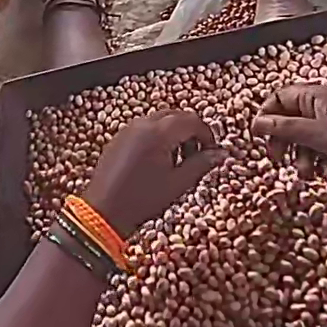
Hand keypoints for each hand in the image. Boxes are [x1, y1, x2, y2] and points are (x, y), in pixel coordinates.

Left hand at [81, 111, 225, 235]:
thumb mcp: (179, 183)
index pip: (191, 120)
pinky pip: (144, 128)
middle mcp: (142, 124)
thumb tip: (221, 153)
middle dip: (190, 132)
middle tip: (196, 155)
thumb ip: (201, 164)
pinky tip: (158, 161)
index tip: (211, 152)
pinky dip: (157, 136)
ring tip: (177, 162)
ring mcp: (128, 129)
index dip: (207, 134)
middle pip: (175, 116)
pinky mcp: (119, 137)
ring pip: (159, 120)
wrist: (104, 210)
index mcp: (159, 133)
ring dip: (174, 134)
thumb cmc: (143, 199)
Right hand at [250, 85, 326, 188]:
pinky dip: (319, 163)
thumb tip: (256, 123)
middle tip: (277, 159)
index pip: (280, 97)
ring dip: (300, 156)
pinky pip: (323, 152)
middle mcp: (326, 108)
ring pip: (305, 139)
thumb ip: (286, 128)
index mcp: (319, 96)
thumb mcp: (322, 134)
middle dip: (282, 140)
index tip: (259, 136)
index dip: (267, 114)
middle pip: (290, 119)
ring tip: (307, 173)